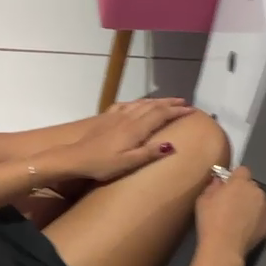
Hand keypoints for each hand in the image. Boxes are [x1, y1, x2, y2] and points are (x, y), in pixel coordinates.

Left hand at [44, 97, 192, 181]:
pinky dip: (137, 102)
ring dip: (155, 101)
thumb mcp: (127, 163)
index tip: (191, 110)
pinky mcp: (106, 117)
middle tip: (184, 103)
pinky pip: (126, 105)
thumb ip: (149, 153)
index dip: (176, 112)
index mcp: (135, 128)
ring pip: (140, 103)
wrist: (74, 157)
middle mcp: (128, 118)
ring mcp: (116, 116)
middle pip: (152, 106)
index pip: (161, 115)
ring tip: (167, 101)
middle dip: (169, 103)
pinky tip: (136, 104)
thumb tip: (172, 145)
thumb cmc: (101, 164)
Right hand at [194, 166, 265, 259]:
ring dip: (252, 205)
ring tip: (240, 219)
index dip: (235, 178)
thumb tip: (220, 181)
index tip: (227, 187)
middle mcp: (257, 191)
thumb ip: (213, 186)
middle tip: (232, 205)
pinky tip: (247, 228)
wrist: (224, 247)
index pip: (242, 170)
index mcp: (240, 182)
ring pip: (259, 200)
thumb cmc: (210, 221)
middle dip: (244, 192)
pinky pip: (264, 215)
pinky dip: (258, 219)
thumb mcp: (202, 200)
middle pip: (251, 186)